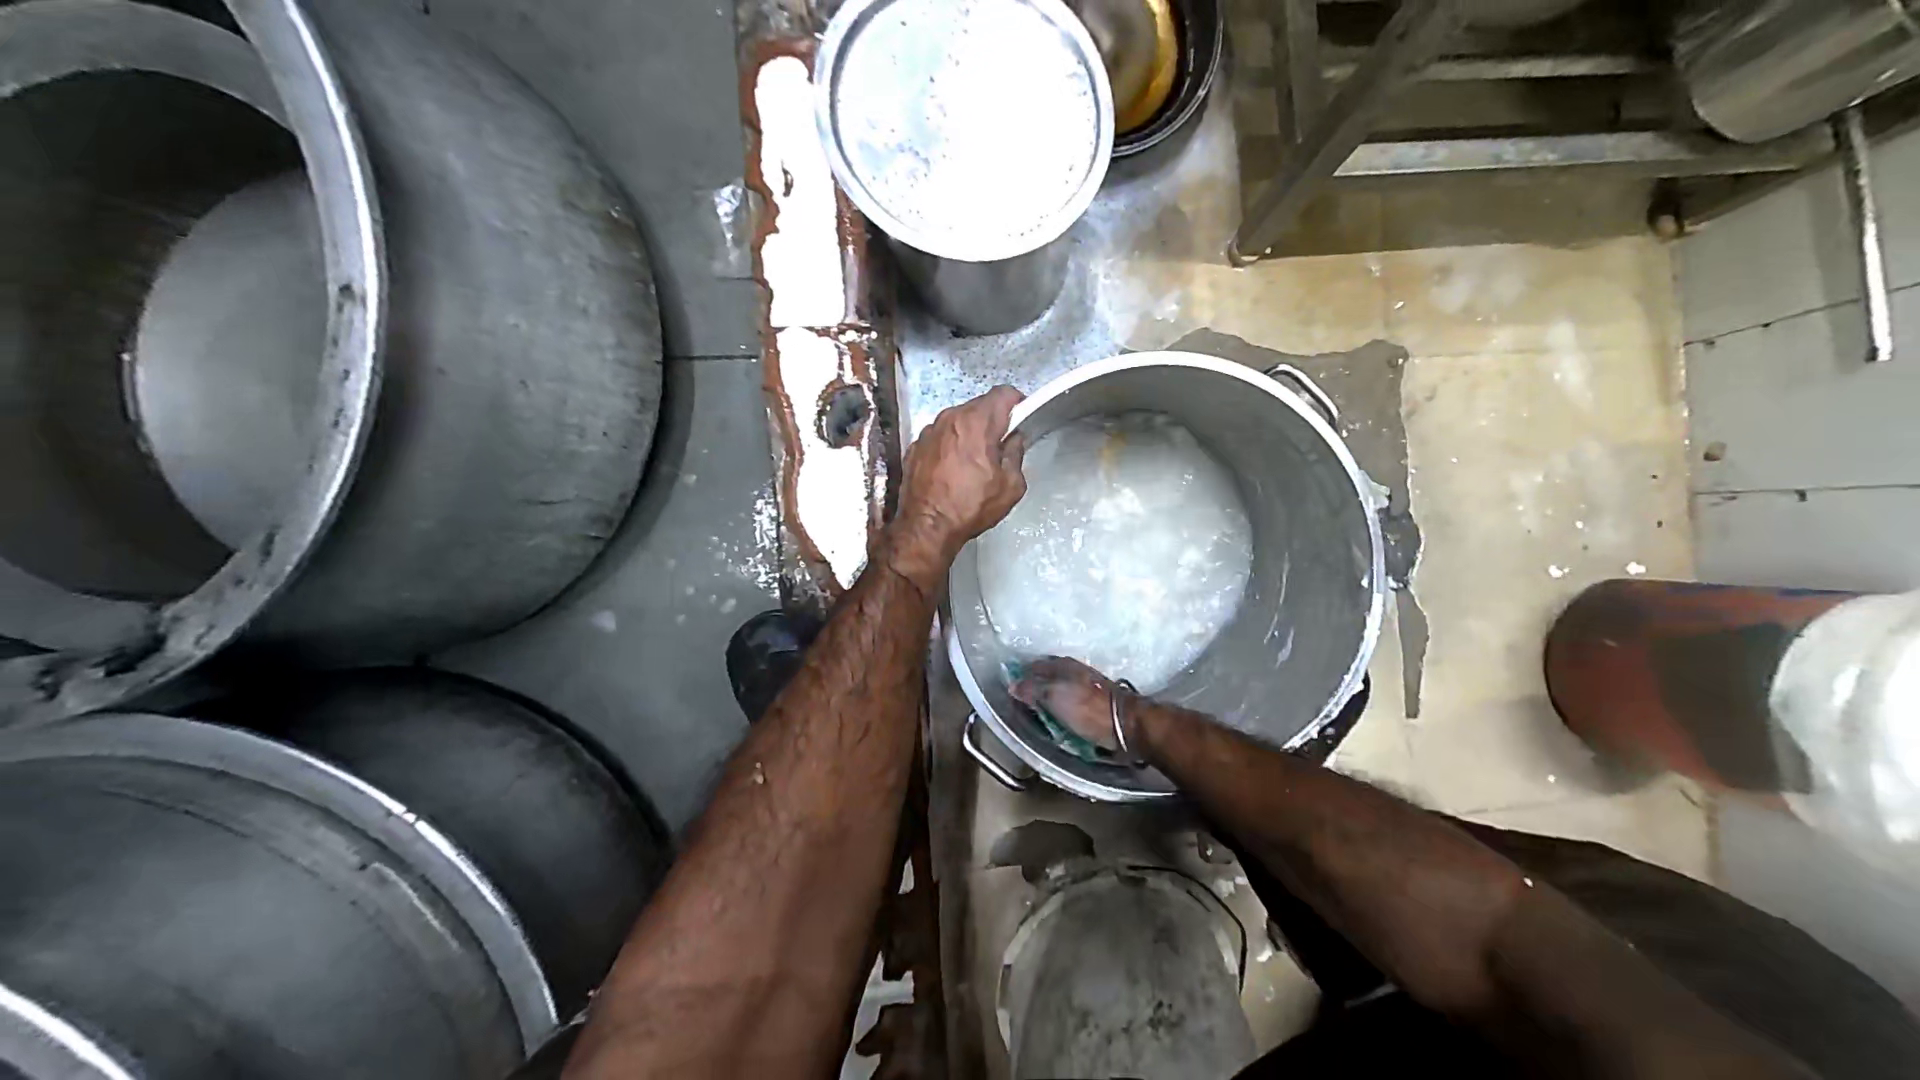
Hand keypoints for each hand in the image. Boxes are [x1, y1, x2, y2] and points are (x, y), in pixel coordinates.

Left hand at [884, 385, 1027, 591]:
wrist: (927, 527)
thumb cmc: (967, 508)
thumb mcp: (1010, 485)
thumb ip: (1016, 454)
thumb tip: (1014, 441)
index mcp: (977, 422)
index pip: (1003, 393)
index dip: (1017, 403)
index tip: (1021, 416)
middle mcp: (950, 419)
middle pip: (979, 406)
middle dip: (993, 421)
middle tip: (1001, 447)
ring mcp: (929, 432)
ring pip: (958, 421)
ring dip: (970, 434)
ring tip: (976, 463)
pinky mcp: (916, 447)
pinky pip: (940, 437)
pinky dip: (950, 447)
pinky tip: (954, 470)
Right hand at [1009, 656, 1132, 752]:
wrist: (1127, 726)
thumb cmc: (1088, 709)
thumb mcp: (1054, 697)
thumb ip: (1032, 689)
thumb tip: (1012, 684)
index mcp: (1064, 665)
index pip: (1035, 665)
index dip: (1021, 675)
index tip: (1010, 689)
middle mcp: (1075, 671)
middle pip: (1048, 677)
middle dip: (1034, 687)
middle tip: (1021, 704)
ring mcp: (1087, 687)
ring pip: (1059, 690)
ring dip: (1048, 700)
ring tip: (1037, 714)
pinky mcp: (1095, 704)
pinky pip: (1070, 704)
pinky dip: (1061, 710)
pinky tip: (1057, 719)